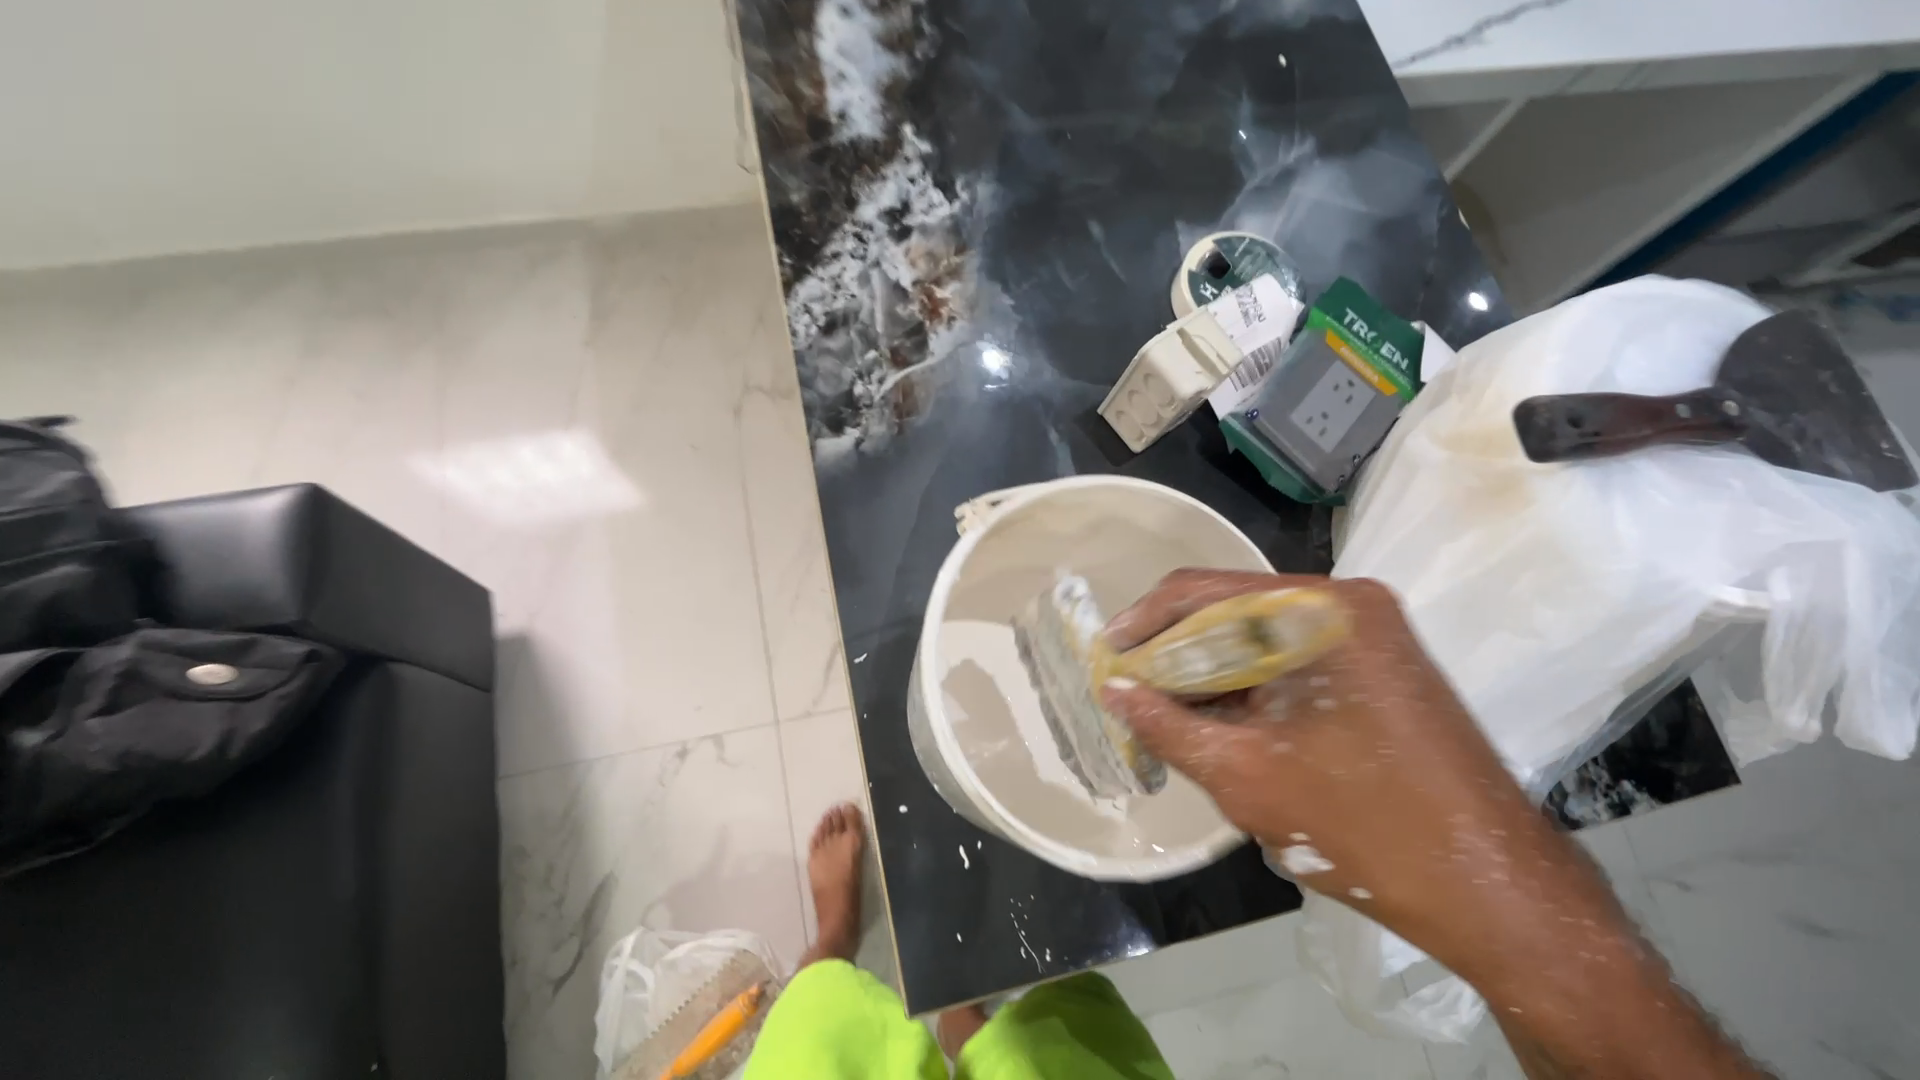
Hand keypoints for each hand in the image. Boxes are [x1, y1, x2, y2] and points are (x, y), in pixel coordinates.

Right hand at [1099, 569, 1585, 964]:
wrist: (1490, 888)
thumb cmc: (1362, 825)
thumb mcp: (1243, 775)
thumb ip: (1166, 725)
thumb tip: (1114, 690)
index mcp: (1320, 611)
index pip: (1205, 591)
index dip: (1144, 622)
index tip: (1106, 658)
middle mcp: (1348, 606)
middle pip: (1234, 611)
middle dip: (1175, 653)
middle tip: (1131, 694)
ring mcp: (1371, 637)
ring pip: (1262, 639)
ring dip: (1210, 673)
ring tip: (1165, 716)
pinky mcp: (1380, 669)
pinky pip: (1294, 661)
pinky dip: (1251, 687)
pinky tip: (1218, 723)